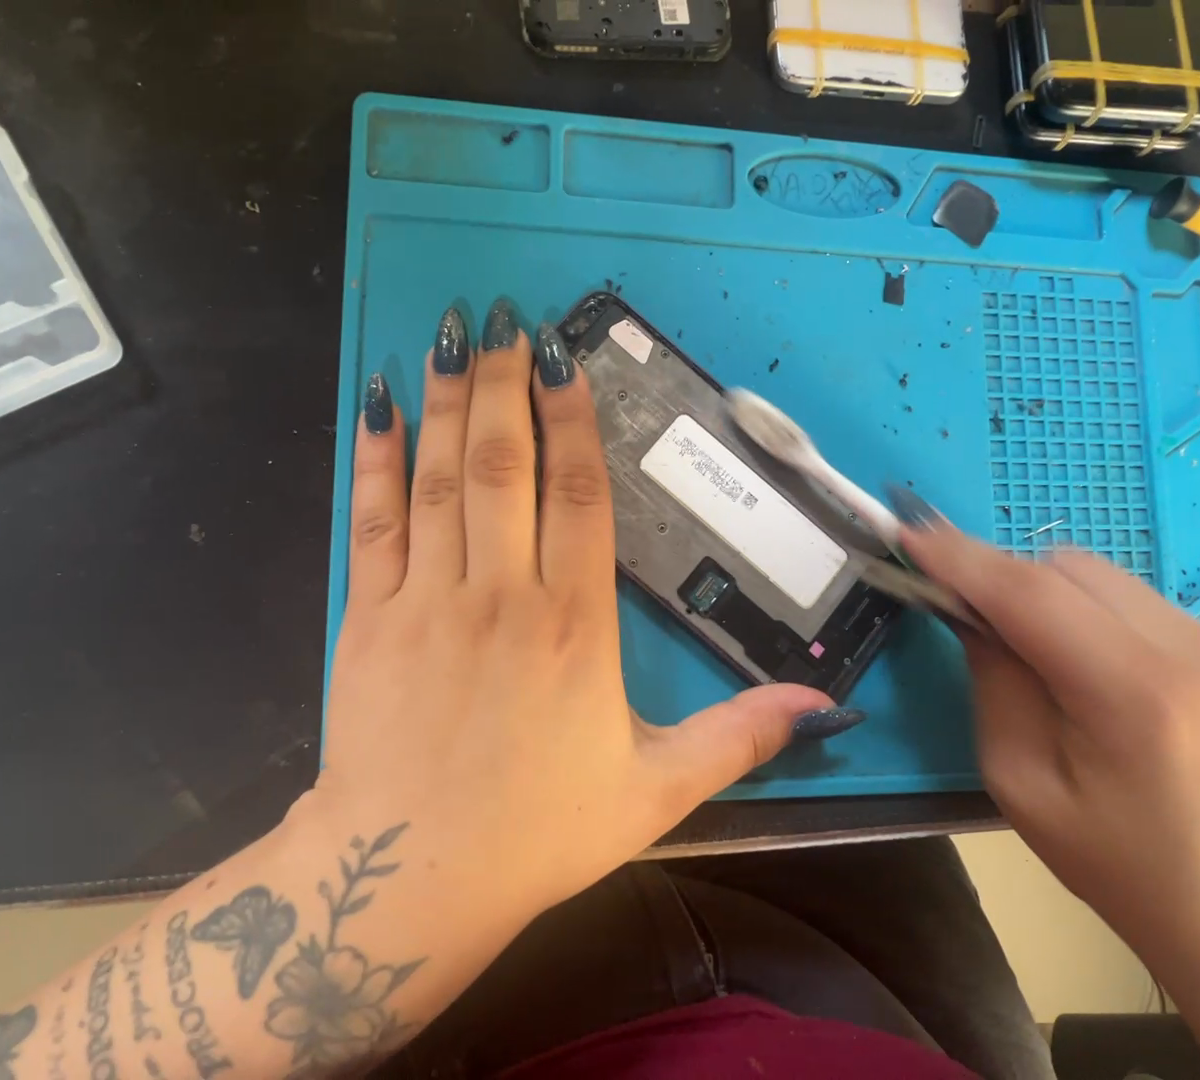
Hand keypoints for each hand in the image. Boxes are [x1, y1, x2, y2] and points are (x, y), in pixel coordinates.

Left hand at [316, 301, 849, 917]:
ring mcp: (429, 600)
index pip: (578, 497)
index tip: (565, 360)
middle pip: (505, 466)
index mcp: (575, 626)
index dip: (572, 420)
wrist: (410, 877)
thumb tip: (829, 708)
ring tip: (451, 335)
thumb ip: (741, 737)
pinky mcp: (370, 618)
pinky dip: (376, 459)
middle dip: (506, 385)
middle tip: (504, 318)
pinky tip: (378, 405)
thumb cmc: (538, 834)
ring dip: (449, 402)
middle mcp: (503, 595)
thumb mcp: (656, 791)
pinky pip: (374, 521)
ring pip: (440, 479)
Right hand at [897, 514, 1199, 961]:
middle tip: (979, 622)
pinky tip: (1124, 693)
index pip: (1030, 595)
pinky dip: (1116, 630)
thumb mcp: (1025, 788)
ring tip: (1060, 670)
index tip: (914, 534)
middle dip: (1012, 582)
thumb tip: (975, 616)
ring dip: (1066, 605)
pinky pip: (1161, 615)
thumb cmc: (1129, 872)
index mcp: (1139, 697)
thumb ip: (996, 686)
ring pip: (1118, 584)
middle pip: (1075, 569)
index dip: (964, 559)